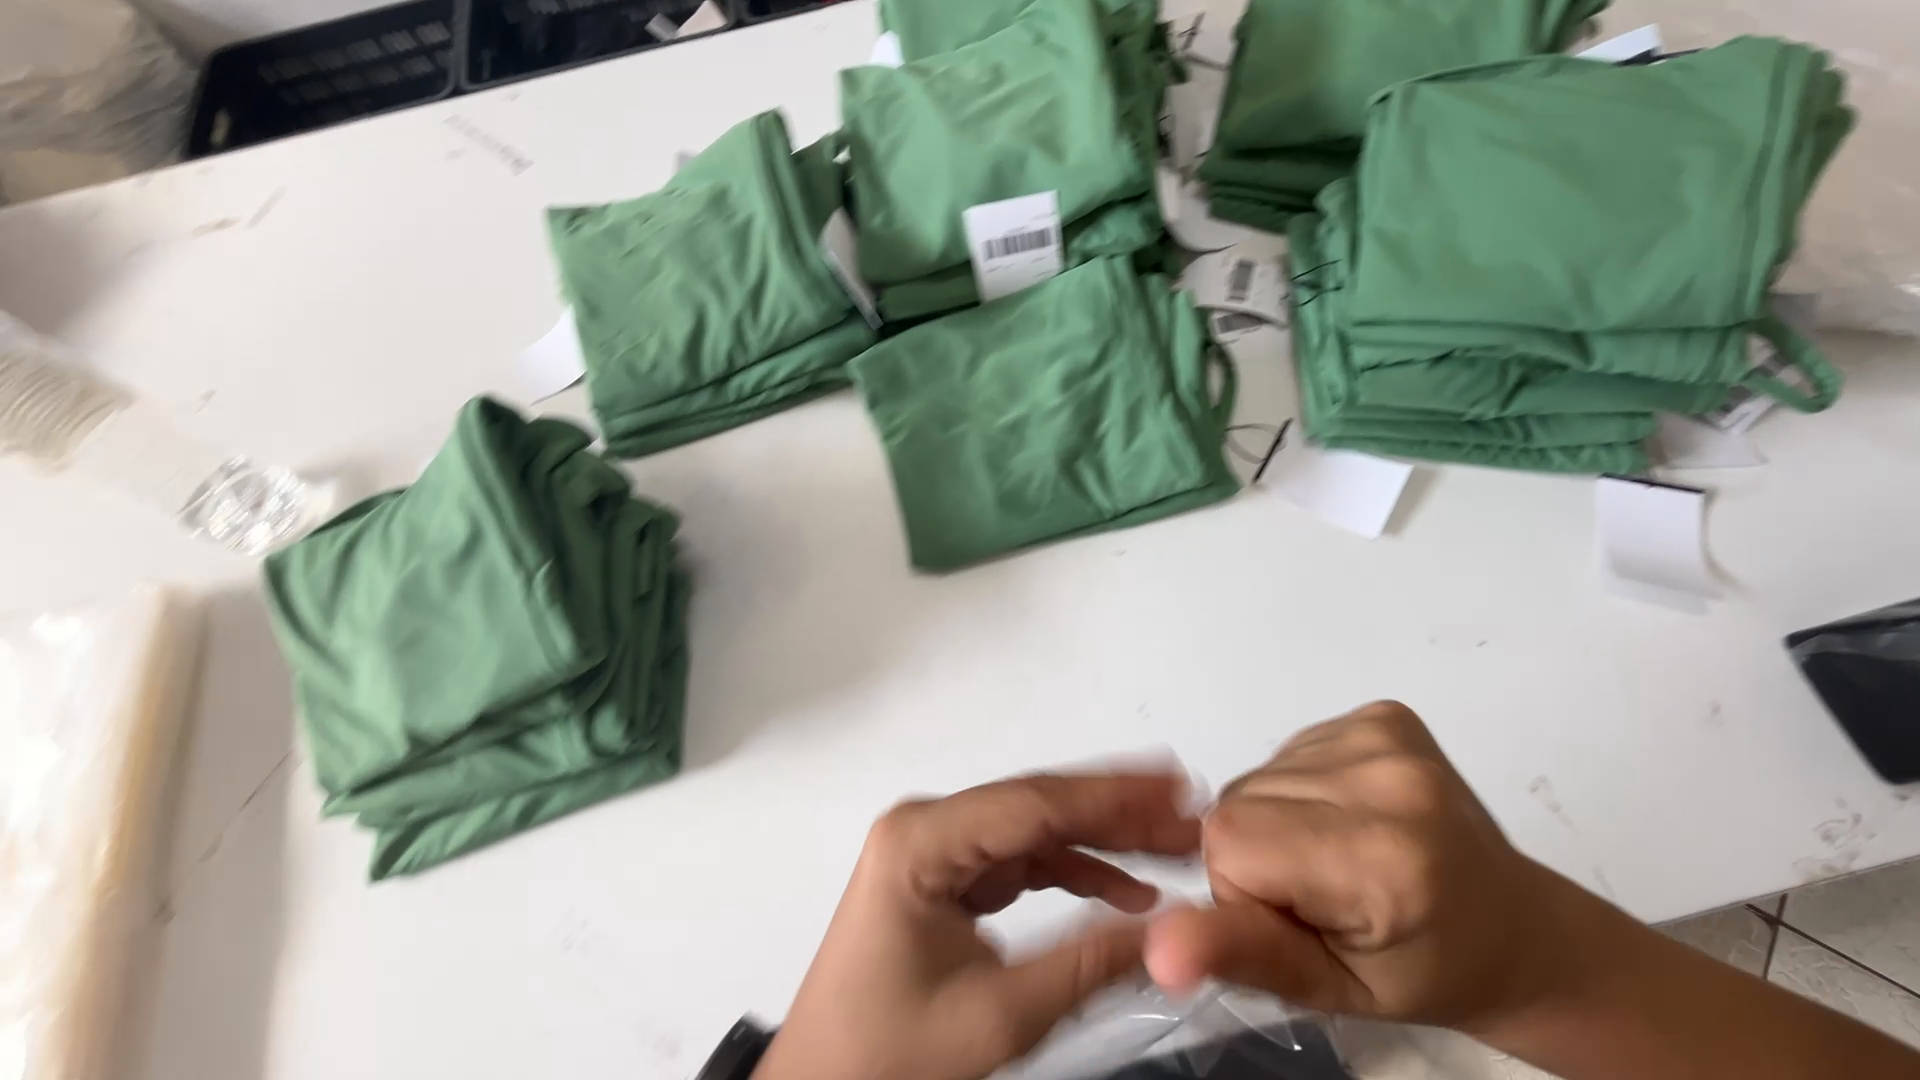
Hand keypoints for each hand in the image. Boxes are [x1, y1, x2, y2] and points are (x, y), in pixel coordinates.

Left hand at [756, 772, 1203, 1079]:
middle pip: (1036, 808)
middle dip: (1116, 813)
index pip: (1032, 804)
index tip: (1177, 790)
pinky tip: (1126, 887)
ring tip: (1174, 846)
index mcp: (920, 842)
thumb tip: (1174, 932)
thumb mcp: (999, 1015)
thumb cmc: (888, 1053)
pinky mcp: (947, 877)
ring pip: (1034, 830)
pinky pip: (1020, 861)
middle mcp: (925, 829)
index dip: (1112, 796)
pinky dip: (1073, 870)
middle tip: (1189, 814)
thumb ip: (1089, 965)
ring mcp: (935, 850)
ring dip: (1102, 840)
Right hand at [1144, 701, 1607, 1033]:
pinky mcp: (1384, 716)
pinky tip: (1347, 816)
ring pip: (1258, 775)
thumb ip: (1241, 955)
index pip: (1228, 841)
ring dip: (1276, 819)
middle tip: (1319, 891)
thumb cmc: (1421, 972)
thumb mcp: (1328, 989)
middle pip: (1239, 801)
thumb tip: (1157, 947)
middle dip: (1254, 851)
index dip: (1240, 888)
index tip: (1295, 918)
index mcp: (1379, 859)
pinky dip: (1300, 788)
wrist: (1515, 928)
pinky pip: (1288, 750)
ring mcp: (1386, 737)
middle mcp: (1386, 780)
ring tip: (1337, 854)